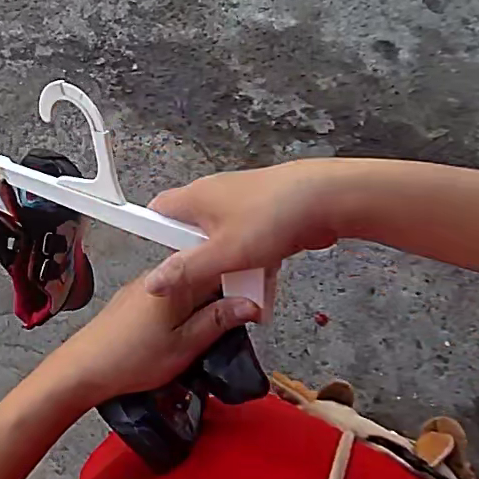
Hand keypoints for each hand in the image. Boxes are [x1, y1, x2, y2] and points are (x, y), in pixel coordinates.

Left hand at [32, 275, 260, 405]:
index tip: (256, 296)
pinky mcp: (136, 299)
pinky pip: (170, 293)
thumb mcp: (185, 345)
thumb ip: (219, 320)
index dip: (242, 278)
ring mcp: (145, 286)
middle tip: (238, 319)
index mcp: (175, 282)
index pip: (218, 264)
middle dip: (224, 291)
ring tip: (212, 328)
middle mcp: (158, 276)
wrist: (84, 370)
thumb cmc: (129, 360)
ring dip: (204, 301)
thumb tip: (250, 304)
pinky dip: (185, 307)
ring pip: (187, 284)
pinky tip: (186, 329)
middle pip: (203, 272)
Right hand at [142, 159, 350, 298]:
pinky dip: (252, 260)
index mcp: (195, 198)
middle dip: (200, 261)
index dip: (154, 237)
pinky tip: (264, 276)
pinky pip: (248, 242)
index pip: (157, 212)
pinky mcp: (264, 213)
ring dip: (230, 265)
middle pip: (191, 232)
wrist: (326, 199)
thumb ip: (186, 270)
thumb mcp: (223, 253)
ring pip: (222, 241)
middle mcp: (213, 195)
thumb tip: (153, 283)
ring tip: (243, 282)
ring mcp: (241, 203)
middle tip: (209, 279)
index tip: (166, 265)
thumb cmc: (272, 216)